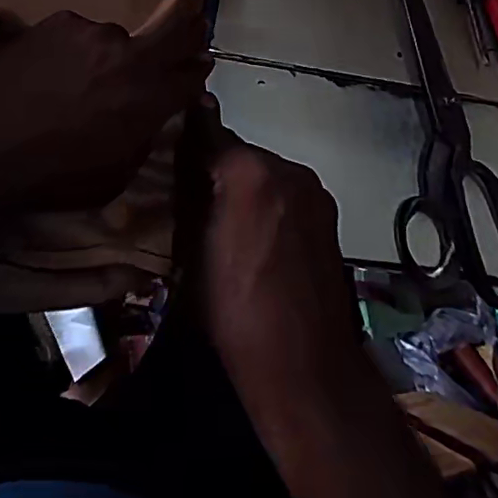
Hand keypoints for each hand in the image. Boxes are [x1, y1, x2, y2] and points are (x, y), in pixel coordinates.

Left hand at [0, 7, 210, 211]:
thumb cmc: (50, 174)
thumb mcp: (114, 175)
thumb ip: (142, 138)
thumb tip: (150, 117)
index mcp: (148, 97)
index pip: (192, 75)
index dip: (197, 72)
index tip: (196, 69)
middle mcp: (129, 56)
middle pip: (176, 32)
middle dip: (188, 35)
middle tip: (188, 35)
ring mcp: (92, 32)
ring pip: (116, 39)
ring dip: (109, 55)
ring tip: (78, 78)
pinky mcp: (58, 21)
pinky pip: (80, 34)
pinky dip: (74, 50)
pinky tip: (49, 70)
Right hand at [192, 101, 362, 380]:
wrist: (303, 363)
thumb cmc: (233, 307)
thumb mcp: (193, 250)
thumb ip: (191, 195)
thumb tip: (185, 161)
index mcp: (249, 171)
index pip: (207, 135)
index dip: (186, 140)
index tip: (169, 142)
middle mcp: (286, 169)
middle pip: (239, 154)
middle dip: (217, 167)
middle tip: (193, 193)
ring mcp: (313, 192)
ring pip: (265, 174)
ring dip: (245, 186)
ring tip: (223, 218)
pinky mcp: (328, 216)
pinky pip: (286, 195)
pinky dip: (268, 203)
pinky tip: (255, 234)